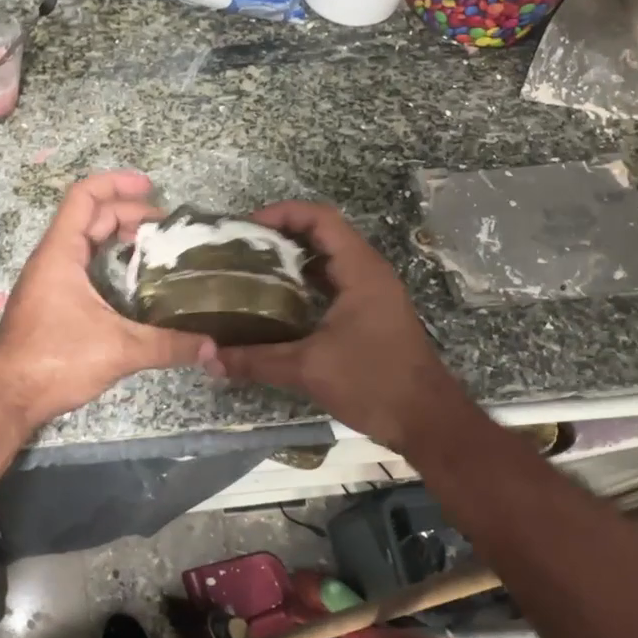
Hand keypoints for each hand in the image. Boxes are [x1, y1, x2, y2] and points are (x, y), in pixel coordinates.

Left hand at [0, 170, 214, 428]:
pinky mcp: (52, 302)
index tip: (150, 187)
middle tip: (167, 227)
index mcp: (60, 252)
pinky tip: (134, 284)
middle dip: (128, 213)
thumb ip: (167, 345)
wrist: (6, 396)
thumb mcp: (118, 349)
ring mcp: (49, 280)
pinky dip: (109, 262)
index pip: (84, 196)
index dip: (116, 183)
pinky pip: (83, 265)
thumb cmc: (54, 359)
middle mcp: (52, 258)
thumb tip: (212, 346)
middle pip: (90, 217)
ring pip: (86, 242)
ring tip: (156, 248)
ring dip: (118, 237)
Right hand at [215, 201, 464, 446]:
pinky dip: (304, 282)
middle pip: (322, 233)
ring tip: (251, 269)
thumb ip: (256, 360)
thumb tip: (208, 359)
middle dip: (280, 234)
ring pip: (328, 258)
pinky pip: (333, 281)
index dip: (283, 213)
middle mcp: (368, 272)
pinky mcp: (370, 313)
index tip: (246, 227)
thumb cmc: (374, 384)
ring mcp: (372, 293)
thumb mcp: (309, 370)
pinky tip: (276, 302)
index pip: (321, 218)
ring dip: (292, 258)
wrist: (429, 423)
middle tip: (241, 248)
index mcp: (360, 270)